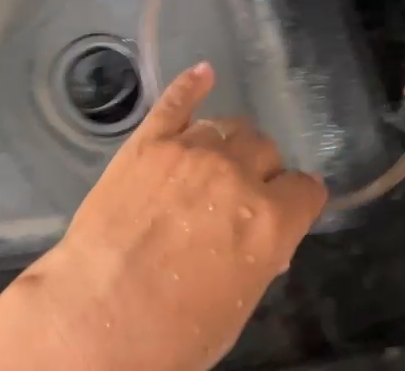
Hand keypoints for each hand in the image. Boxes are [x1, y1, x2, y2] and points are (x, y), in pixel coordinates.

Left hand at [18, 62, 327, 370]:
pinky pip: (176, 99)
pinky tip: (202, 74)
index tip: (293, 203)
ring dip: (230, 142)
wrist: (98, 311)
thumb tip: (265, 237)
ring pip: (227, 126)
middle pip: (265, 149)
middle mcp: (237, 175)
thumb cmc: (172, 331)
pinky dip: (191, 84)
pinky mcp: (148, 140)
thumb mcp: (237, 306)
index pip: (306, 189)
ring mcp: (190, 150)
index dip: (300, 199)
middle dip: (262, 170)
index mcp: (270, 221)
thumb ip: (259, 257)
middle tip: (243, 193)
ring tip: (219, 159)